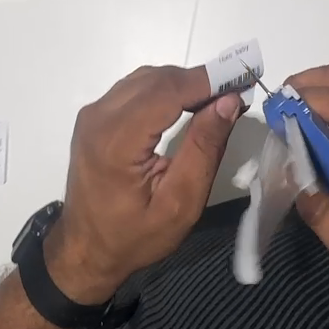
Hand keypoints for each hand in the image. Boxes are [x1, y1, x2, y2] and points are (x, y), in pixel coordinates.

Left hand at [45, 66, 244, 303]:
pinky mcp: (94, 115)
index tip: (242, 81)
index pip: (166, 91)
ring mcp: (92, 113)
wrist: (85, 250)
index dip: (206, 81)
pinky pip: (135, 88)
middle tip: (234, 96)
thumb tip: (229, 101)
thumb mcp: (180, 203)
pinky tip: (187, 105)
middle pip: (157, 79)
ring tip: (215, 102)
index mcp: (115, 141)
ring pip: (146, 78)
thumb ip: (204, 149)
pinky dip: (165, 89)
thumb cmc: (134, 236)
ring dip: (182, 83)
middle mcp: (98, 117)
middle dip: (199, 81)